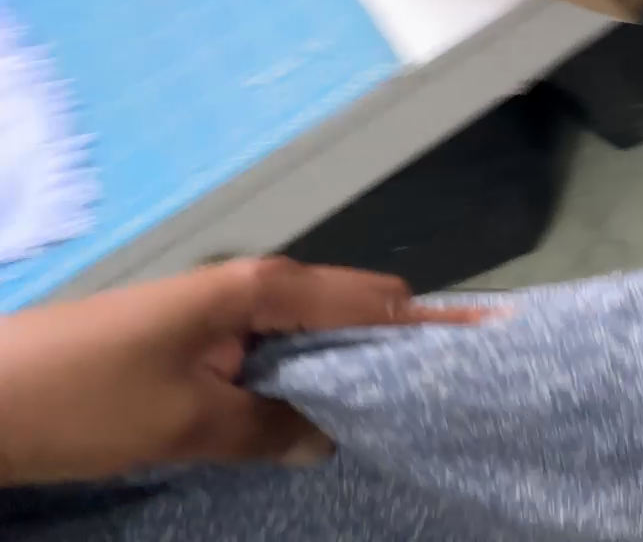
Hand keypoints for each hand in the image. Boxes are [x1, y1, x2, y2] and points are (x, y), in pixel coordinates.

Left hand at [0, 257, 491, 484]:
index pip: (374, 299)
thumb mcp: (177, 425)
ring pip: (322, 319)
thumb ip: (267, 428)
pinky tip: (311, 393)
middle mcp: (262, 282)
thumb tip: (330, 441)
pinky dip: (311, 360)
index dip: (429, 318)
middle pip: (358, 301)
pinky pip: (284, 335)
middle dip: (398, 335)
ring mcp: (232, 300)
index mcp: (268, 289)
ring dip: (352, 351)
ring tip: (382, 391)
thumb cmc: (76, 397)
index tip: (484, 327)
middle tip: (432, 377)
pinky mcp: (206, 323)